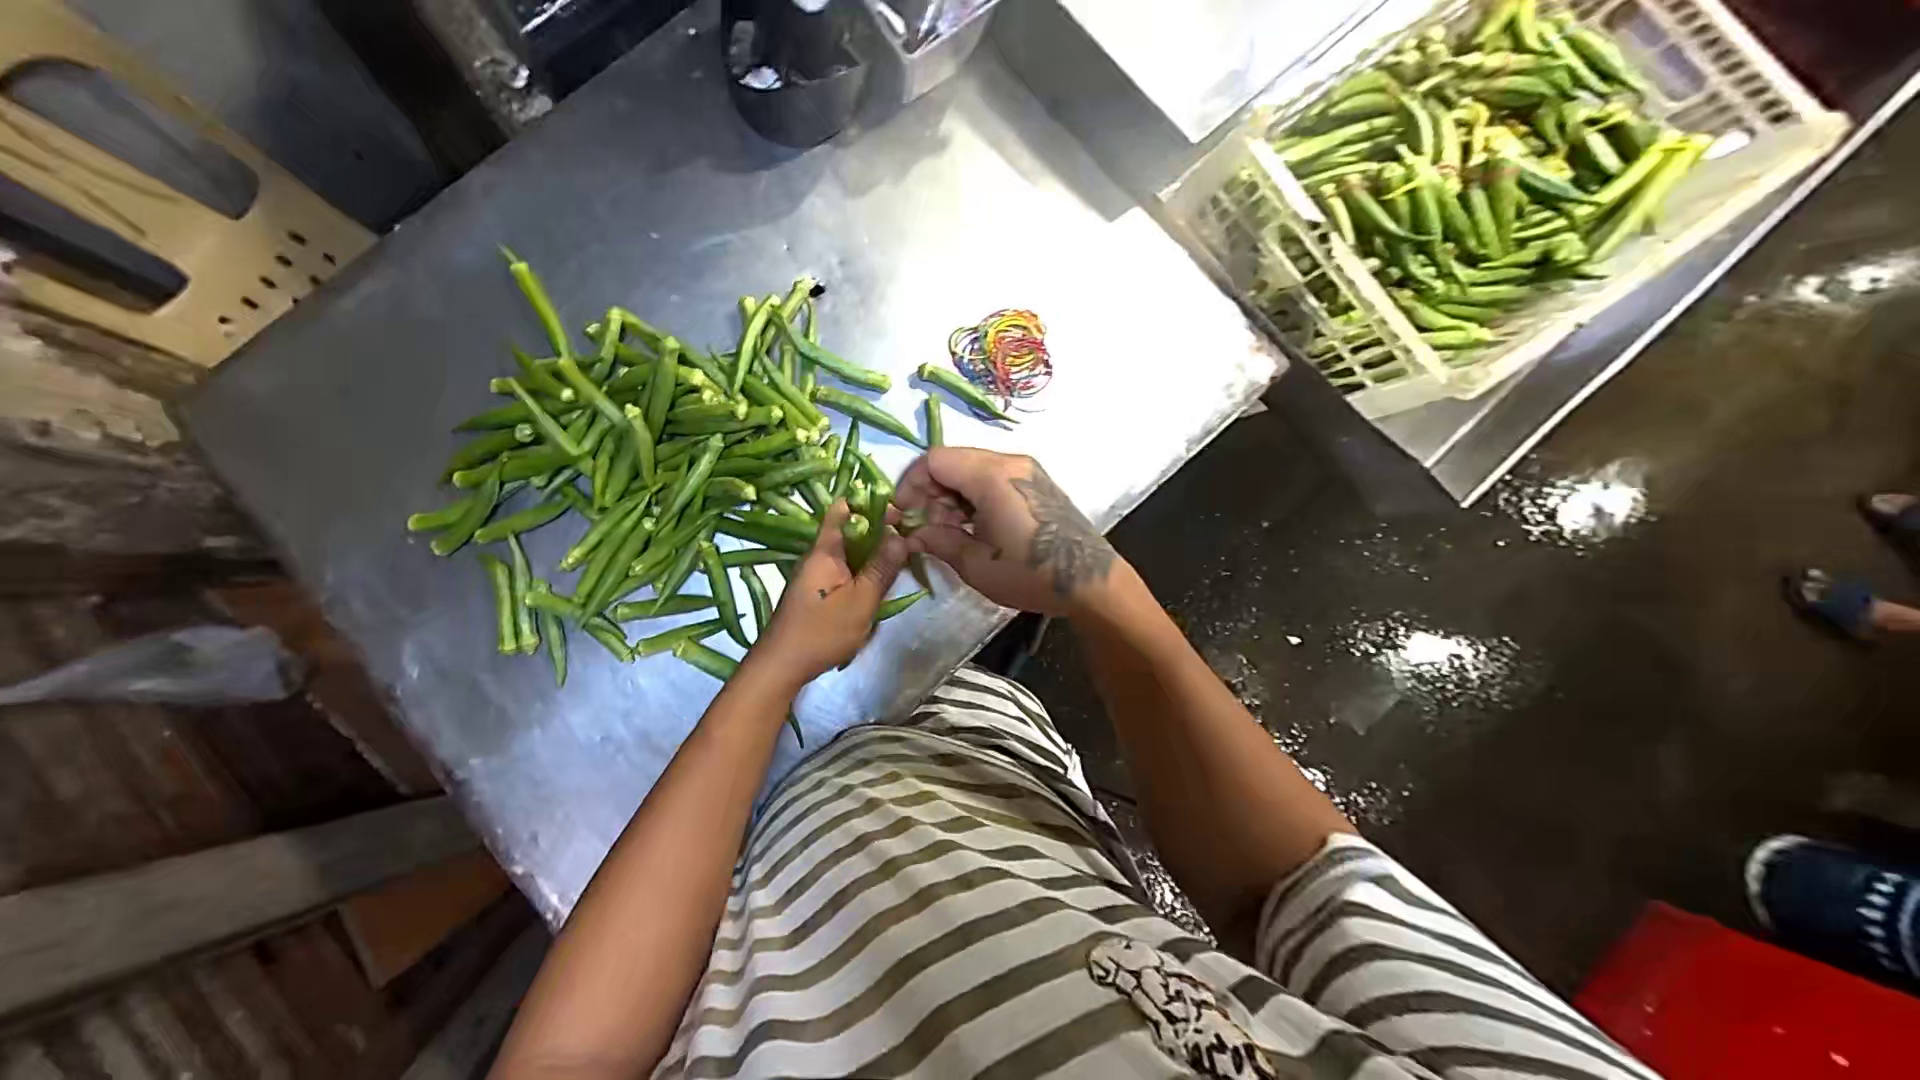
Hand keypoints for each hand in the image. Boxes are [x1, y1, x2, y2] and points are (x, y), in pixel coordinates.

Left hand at [749, 499, 909, 683]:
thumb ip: (882, 567)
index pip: (844, 509)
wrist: (783, 665)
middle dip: (879, 532)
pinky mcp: (819, 592)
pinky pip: (846, 571)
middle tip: (909, 540)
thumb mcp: (861, 599)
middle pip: (850, 531)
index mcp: (825, 550)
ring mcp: (817, 575)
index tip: (899, 515)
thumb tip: (900, 535)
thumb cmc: (822, 631)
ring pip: (850, 553)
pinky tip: (881, 583)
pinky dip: (864, 572)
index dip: (871, 505)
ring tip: (902, 560)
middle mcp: (819, 556)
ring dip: (874, 554)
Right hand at [895, 448, 1123, 617]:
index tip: (904, 514)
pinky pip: (992, 477)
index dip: (911, 485)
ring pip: (971, 468)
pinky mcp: (1035, 482)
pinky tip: (974, 527)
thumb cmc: (1032, 574)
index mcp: (992, 476)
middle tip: (926, 528)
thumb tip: (912, 534)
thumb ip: (938, 541)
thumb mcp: (976, 564)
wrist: (1091, 581)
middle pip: (952, 461)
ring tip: (950, 532)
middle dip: (931, 491)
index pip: (934, 460)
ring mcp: (1026, 470)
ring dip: (951, 495)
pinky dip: (973, 495)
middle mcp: (1009, 462)